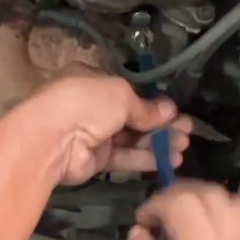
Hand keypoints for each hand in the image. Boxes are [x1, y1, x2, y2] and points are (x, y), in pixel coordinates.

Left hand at [7, 72, 189, 185]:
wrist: (51, 140)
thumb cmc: (84, 103)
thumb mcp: (119, 94)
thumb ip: (145, 106)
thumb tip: (169, 111)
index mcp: (91, 79)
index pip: (127, 90)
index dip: (151, 100)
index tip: (175, 110)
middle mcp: (91, 106)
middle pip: (132, 115)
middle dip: (160, 123)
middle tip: (188, 131)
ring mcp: (92, 134)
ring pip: (130, 138)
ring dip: (157, 142)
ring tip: (184, 146)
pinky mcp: (95, 159)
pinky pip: (124, 157)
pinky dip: (146, 158)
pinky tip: (170, 159)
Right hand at [119, 181, 239, 239]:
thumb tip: (139, 233)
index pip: (182, 201)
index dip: (156, 204)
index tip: (142, 223)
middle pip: (211, 193)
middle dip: (180, 195)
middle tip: (159, 217)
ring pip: (234, 202)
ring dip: (206, 202)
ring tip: (184, 222)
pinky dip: (228, 217)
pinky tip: (209, 235)